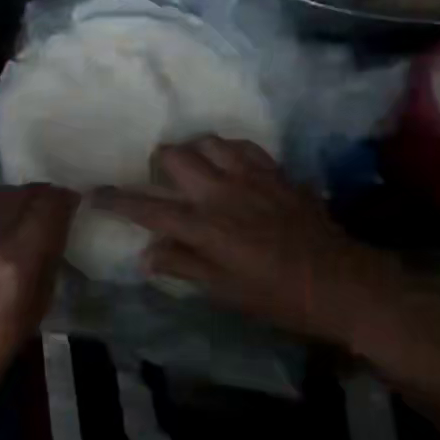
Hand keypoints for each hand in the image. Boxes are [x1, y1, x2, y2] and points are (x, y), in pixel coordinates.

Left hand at [0, 184, 77, 391]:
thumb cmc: (10, 332)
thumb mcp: (44, 293)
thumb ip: (51, 251)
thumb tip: (61, 219)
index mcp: (17, 260)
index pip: (46, 208)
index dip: (63, 198)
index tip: (74, 199)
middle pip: (23, 194)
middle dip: (45, 193)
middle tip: (56, 200)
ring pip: (1, 194)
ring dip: (21, 194)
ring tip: (32, 204)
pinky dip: (0, 204)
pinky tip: (8, 215)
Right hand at [96, 137, 408, 346]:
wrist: (344, 283)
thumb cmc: (279, 298)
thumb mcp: (226, 292)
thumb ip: (184, 266)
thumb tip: (146, 254)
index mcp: (205, 227)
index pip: (148, 207)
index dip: (117, 199)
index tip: (95, 191)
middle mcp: (221, 193)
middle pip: (173, 157)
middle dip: (156, 163)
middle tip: (159, 180)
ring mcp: (250, 176)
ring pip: (206, 141)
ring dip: (192, 150)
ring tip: (193, 168)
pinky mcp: (275, 171)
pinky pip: (242, 145)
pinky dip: (226, 149)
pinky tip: (228, 164)